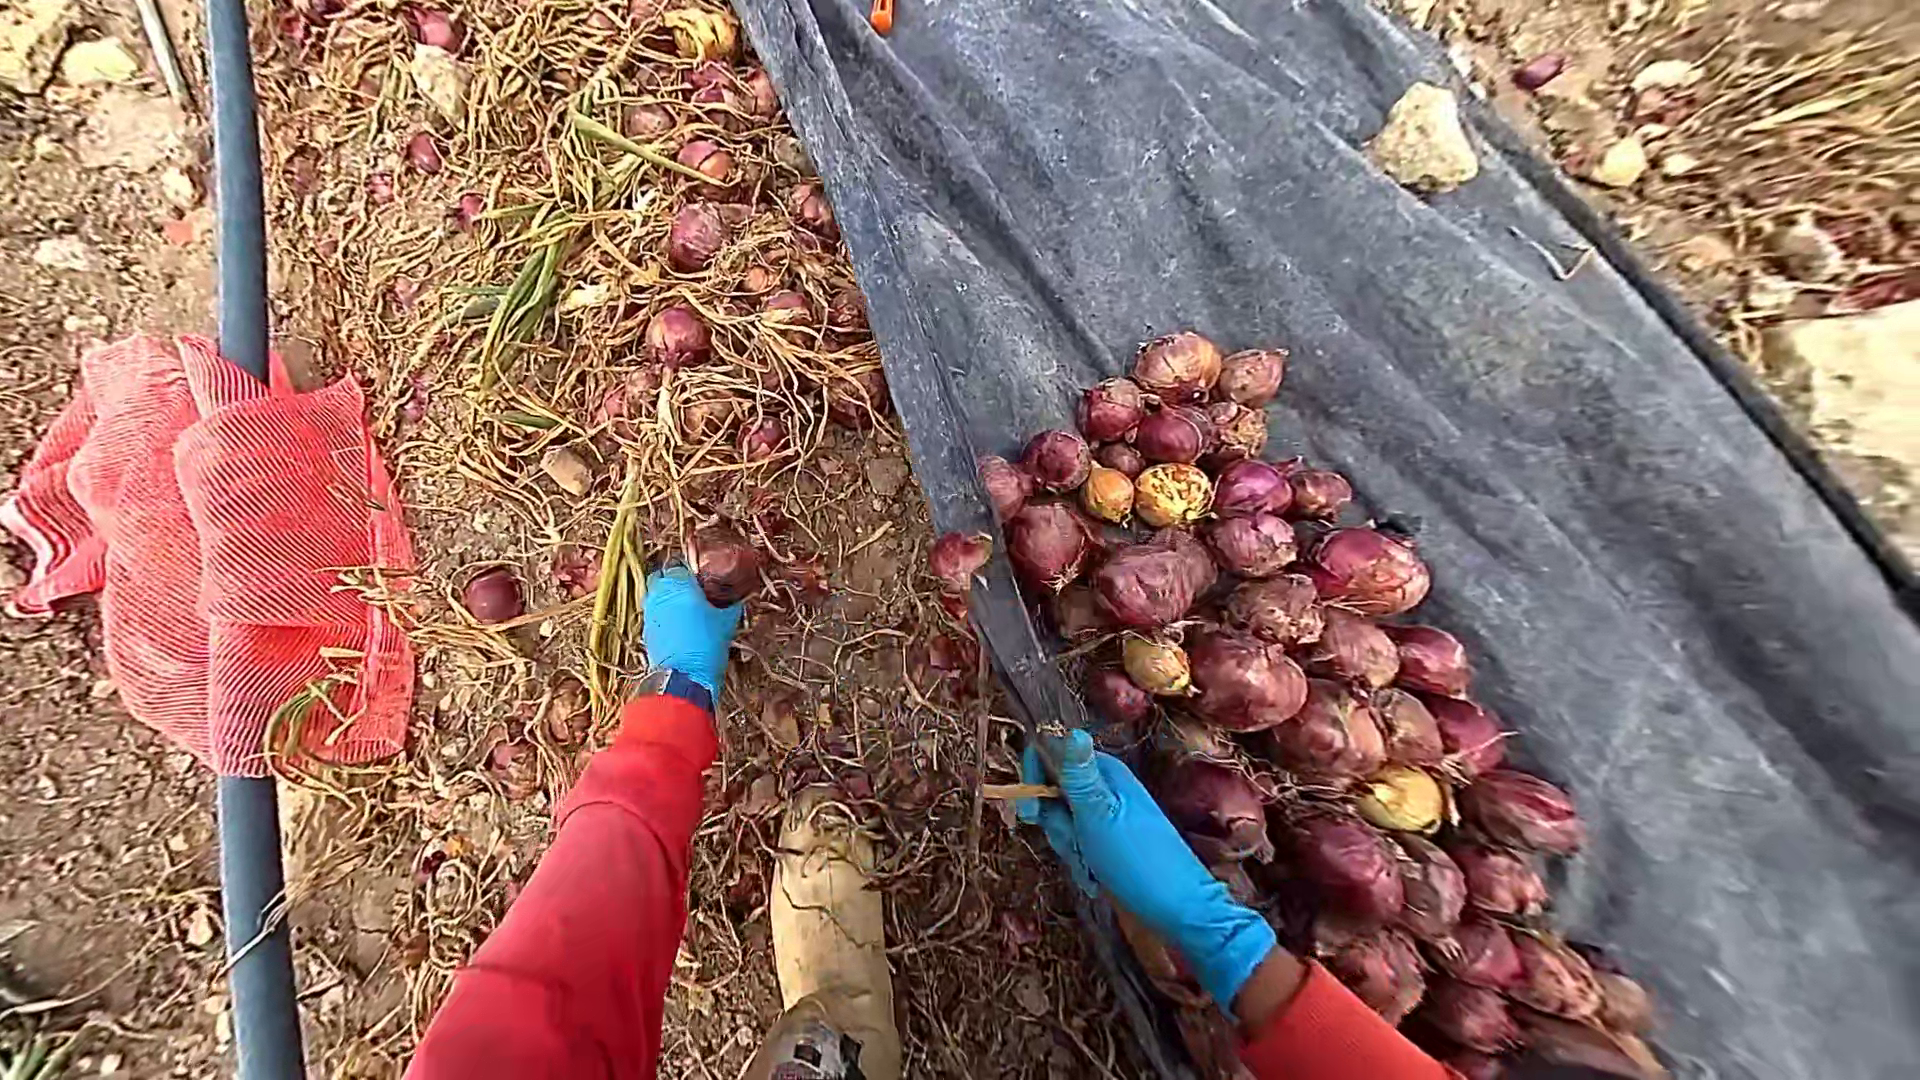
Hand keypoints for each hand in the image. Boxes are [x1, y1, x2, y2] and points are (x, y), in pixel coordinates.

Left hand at [642, 566, 743, 696]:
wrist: (683, 678)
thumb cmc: (706, 645)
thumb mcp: (726, 622)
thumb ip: (731, 605)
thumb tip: (739, 598)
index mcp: (679, 586)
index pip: (680, 564)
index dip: (693, 568)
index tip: (705, 576)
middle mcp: (660, 595)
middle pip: (663, 575)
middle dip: (676, 578)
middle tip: (695, 588)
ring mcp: (650, 612)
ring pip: (656, 593)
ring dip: (669, 594)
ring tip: (688, 605)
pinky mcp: (646, 629)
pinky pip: (654, 611)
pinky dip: (664, 611)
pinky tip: (680, 622)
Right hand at [1017, 730, 1276, 1012]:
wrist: (1183, 914)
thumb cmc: (1139, 861)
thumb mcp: (1100, 815)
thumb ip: (1078, 774)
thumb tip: (1071, 730)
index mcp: (1104, 771)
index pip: (1051, 754)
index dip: (1033, 780)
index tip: (1029, 815)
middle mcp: (1104, 787)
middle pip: (1052, 790)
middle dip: (1054, 823)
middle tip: (1073, 844)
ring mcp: (1106, 815)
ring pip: (1061, 820)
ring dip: (1067, 846)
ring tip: (1089, 867)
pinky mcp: (1107, 841)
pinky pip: (1076, 843)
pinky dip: (1079, 861)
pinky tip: (1094, 879)